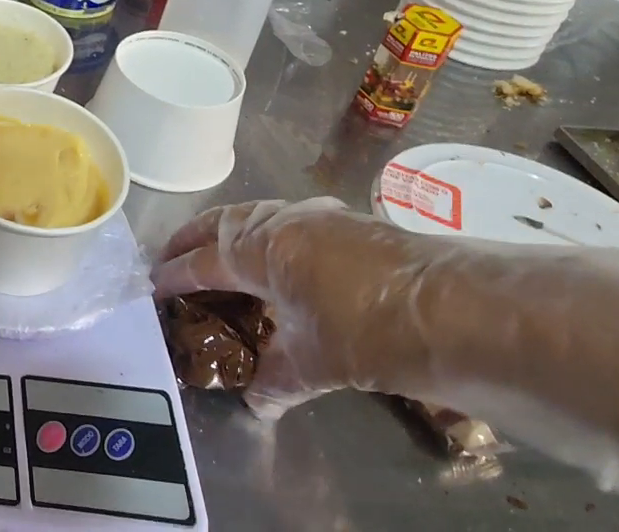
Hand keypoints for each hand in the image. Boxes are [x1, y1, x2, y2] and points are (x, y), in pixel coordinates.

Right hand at [153, 198, 437, 417]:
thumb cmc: (371, 331)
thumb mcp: (317, 363)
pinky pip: (292, 222)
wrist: (464, 310)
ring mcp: (320, 216)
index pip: (201, 261)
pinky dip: (271, 237)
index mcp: (257, 248)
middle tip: (173, 259)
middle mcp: (281, 221)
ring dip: (232, 234)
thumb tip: (257, 402)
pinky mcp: (353, 224)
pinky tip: (285, 261)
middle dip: (192, 240)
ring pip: (257, 217)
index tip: (154, 287)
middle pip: (221, 223)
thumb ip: (278, 377)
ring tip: (222, 258)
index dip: (175, 275)